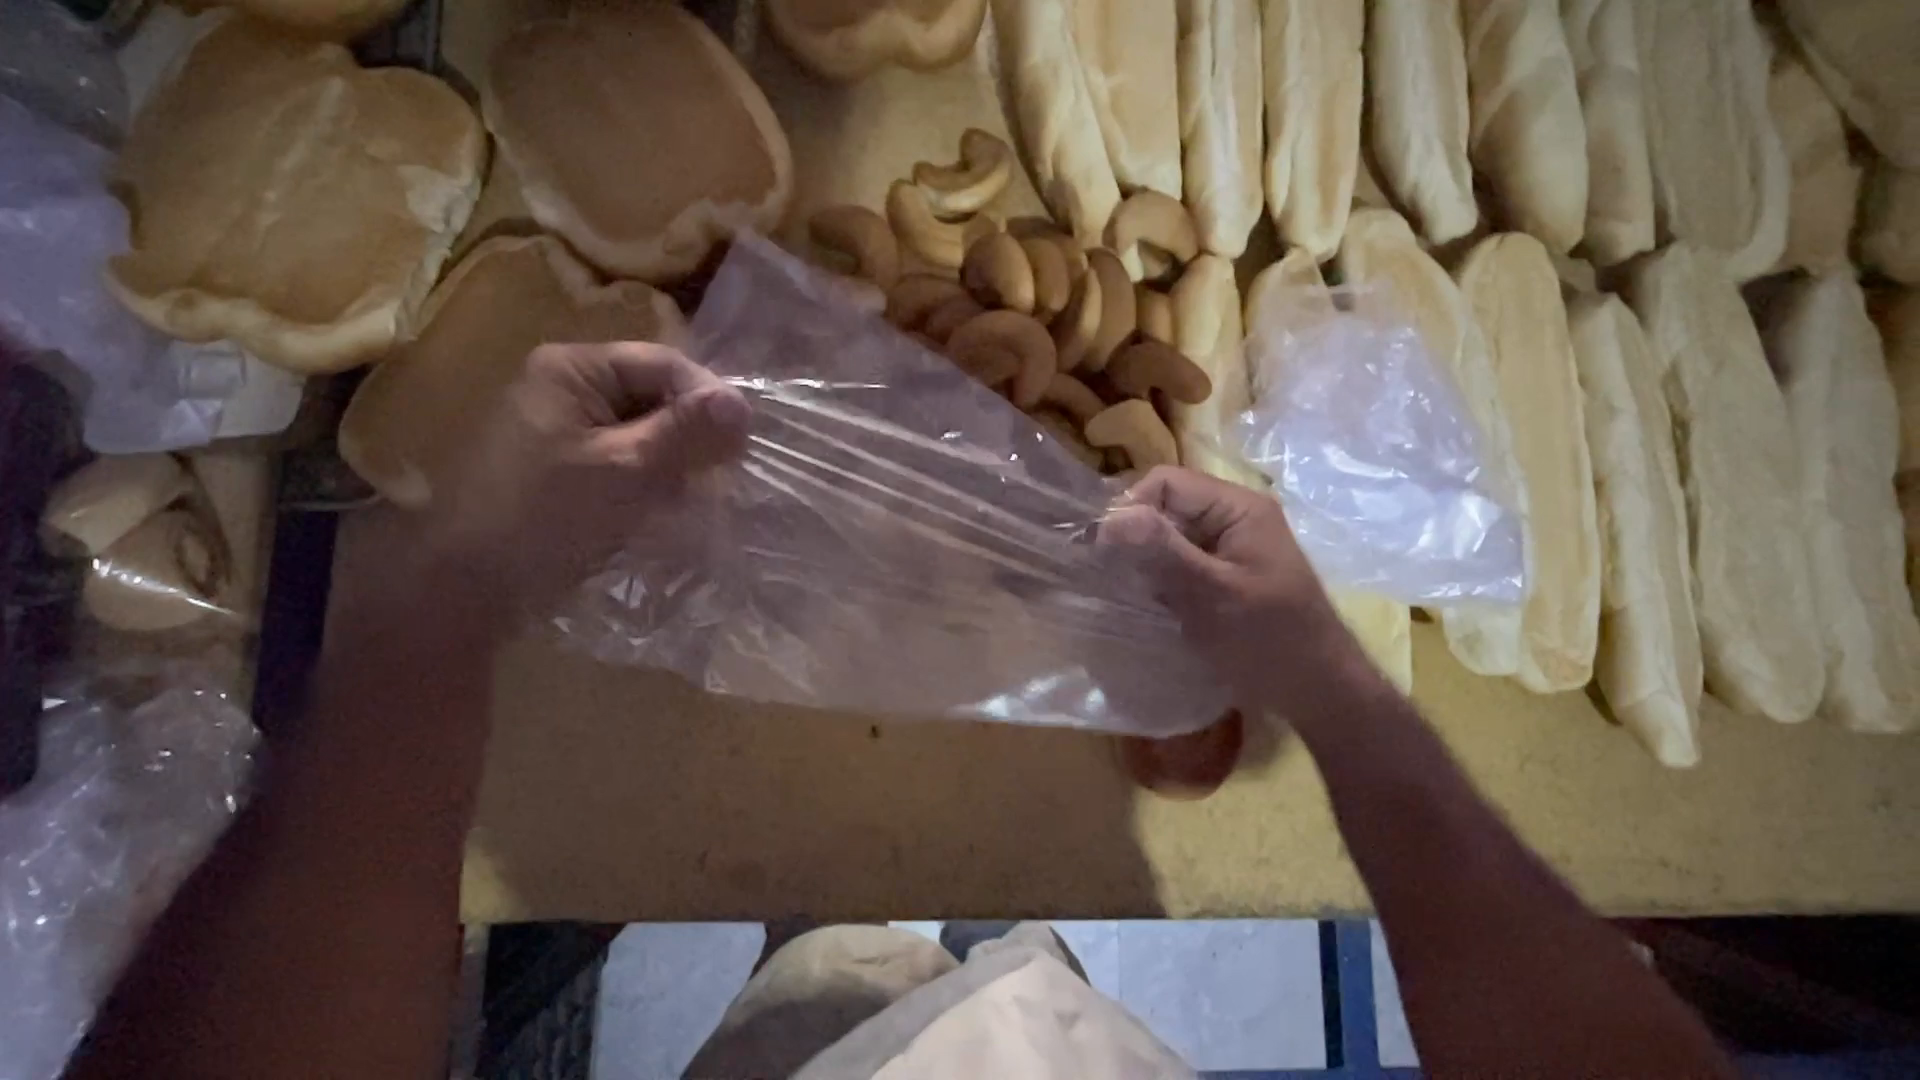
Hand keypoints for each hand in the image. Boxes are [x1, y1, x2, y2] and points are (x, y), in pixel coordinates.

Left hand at [414, 341, 749, 618]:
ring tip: (688, 499)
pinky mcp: (568, 467)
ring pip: (647, 432)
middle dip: (691, 436)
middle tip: (716, 475)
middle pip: (656, 396)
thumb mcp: (626, 469)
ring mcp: (566, 429)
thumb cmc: (547, 517)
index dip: (709, 399)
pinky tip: (661, 511)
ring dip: (675, 464)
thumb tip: (743, 404)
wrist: (469, 587)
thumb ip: (685, 432)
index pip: (664, 364)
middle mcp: (568, 387)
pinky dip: (652, 482)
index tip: (740, 443)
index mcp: (573, 369)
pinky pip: (628, 460)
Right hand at [1101, 466, 1376, 717]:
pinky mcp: (1220, 577)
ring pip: (1167, 537)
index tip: (1106, 550)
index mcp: (1238, 508)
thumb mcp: (1213, 595)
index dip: (1130, 507)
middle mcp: (1231, 519)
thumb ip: (1163, 553)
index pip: (1166, 482)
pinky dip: (1157, 578)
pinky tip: (1147, 602)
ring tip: (1127, 589)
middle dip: (1134, 535)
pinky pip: (1177, 562)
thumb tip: (1108, 519)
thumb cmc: (1270, 643)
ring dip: (1143, 559)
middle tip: (1113, 573)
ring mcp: (1227, 549)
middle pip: (1164, 506)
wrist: (1317, 694)